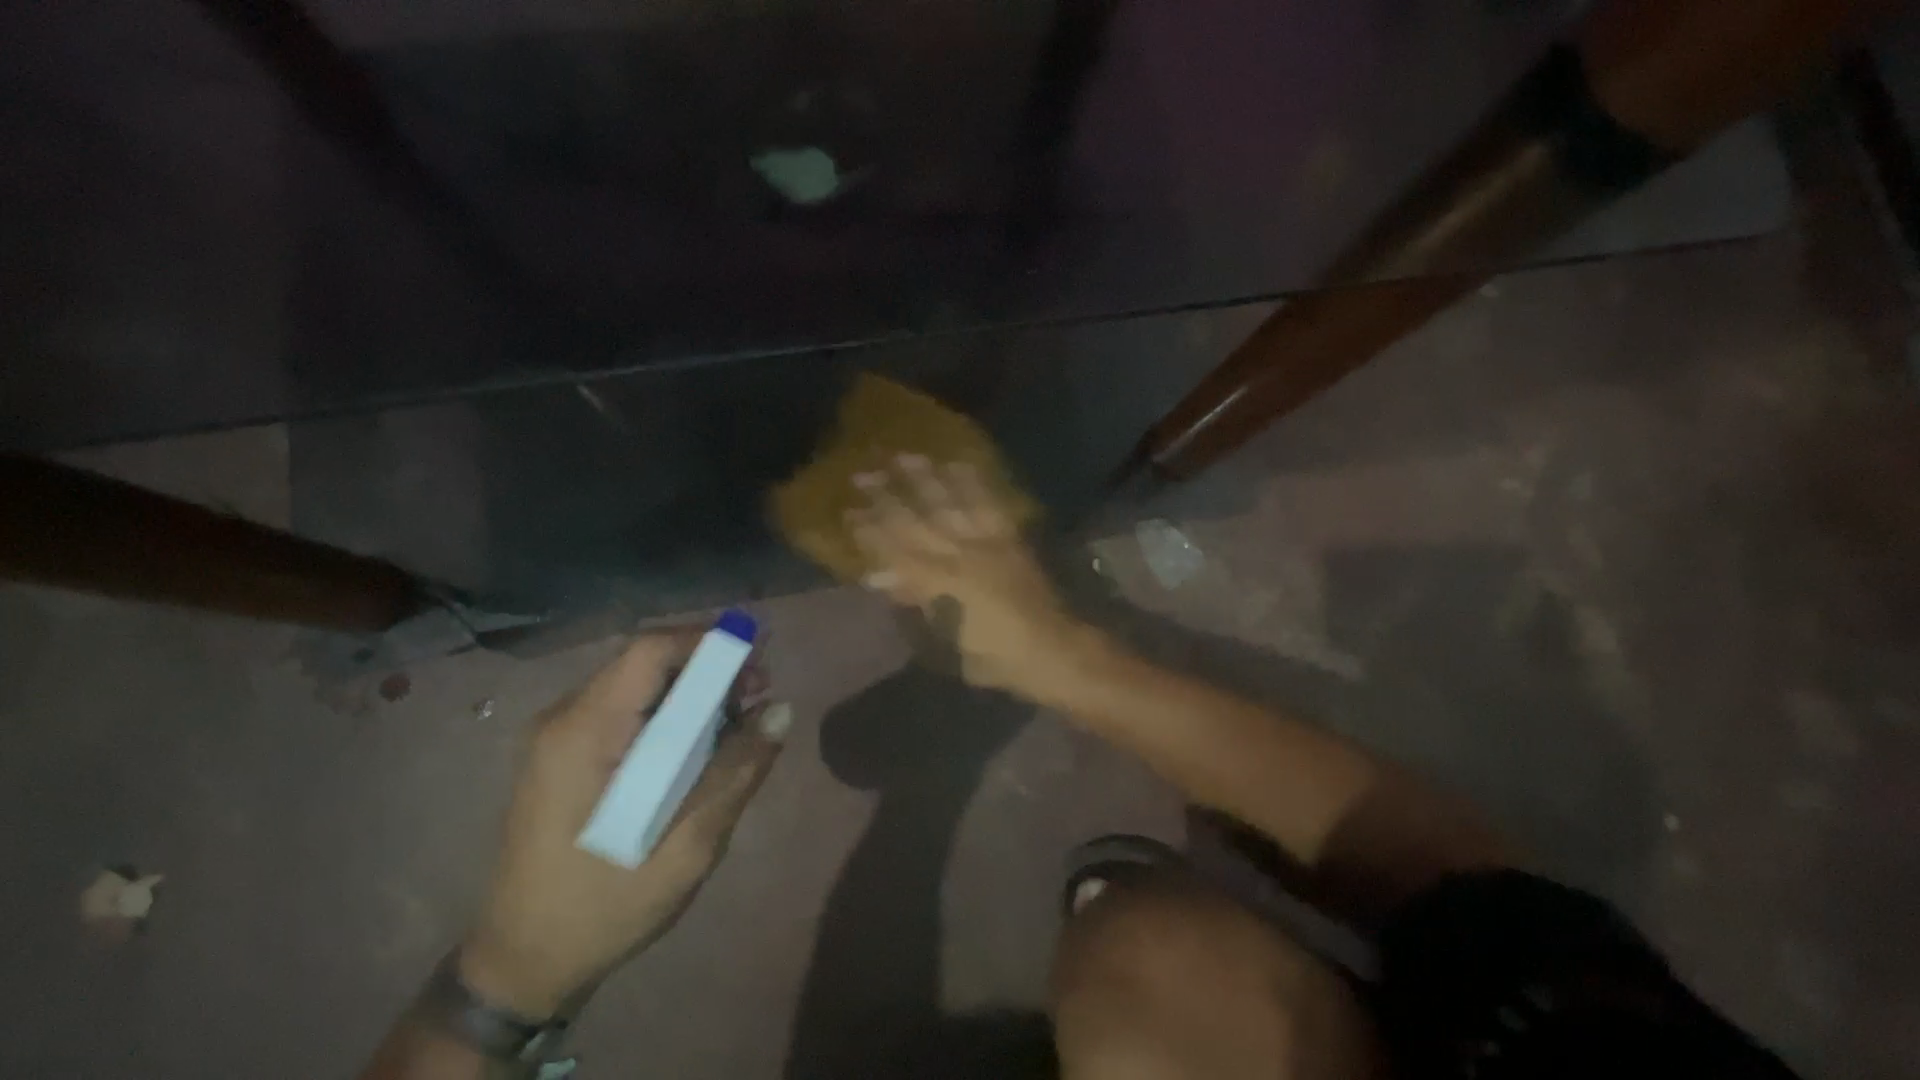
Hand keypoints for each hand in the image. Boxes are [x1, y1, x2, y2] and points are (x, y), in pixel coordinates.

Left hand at [458, 631, 790, 1018]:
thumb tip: (781, 710)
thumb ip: (736, 773)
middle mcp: (564, 719)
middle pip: (645, 662)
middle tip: (761, 694)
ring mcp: (558, 737)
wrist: (522, 961)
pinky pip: (623, 713)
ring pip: (636, 686)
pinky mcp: (563, 756)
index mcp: (585, 732)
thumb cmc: (604, 907)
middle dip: (709, 668)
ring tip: (741, 719)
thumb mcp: (686, 847)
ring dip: (691, 693)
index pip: (650, 651)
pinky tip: (700, 745)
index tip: (762, 657)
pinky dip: (668, 715)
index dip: (710, 641)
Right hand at [846, 454, 1102, 695]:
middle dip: (888, 496)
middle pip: (918, 520)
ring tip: (905, 455)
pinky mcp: (1012, 538)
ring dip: (926, 479)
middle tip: (863, 472)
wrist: (1056, 649)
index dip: (871, 531)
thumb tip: (881, 576)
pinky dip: (974, 482)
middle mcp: (962, 554)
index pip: (897, 550)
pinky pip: (991, 503)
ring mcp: (990, 542)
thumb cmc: (998, 658)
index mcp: (942, 583)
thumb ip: (918, 605)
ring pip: (952, 503)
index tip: (848, 511)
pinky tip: (959, 463)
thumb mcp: (949, 642)